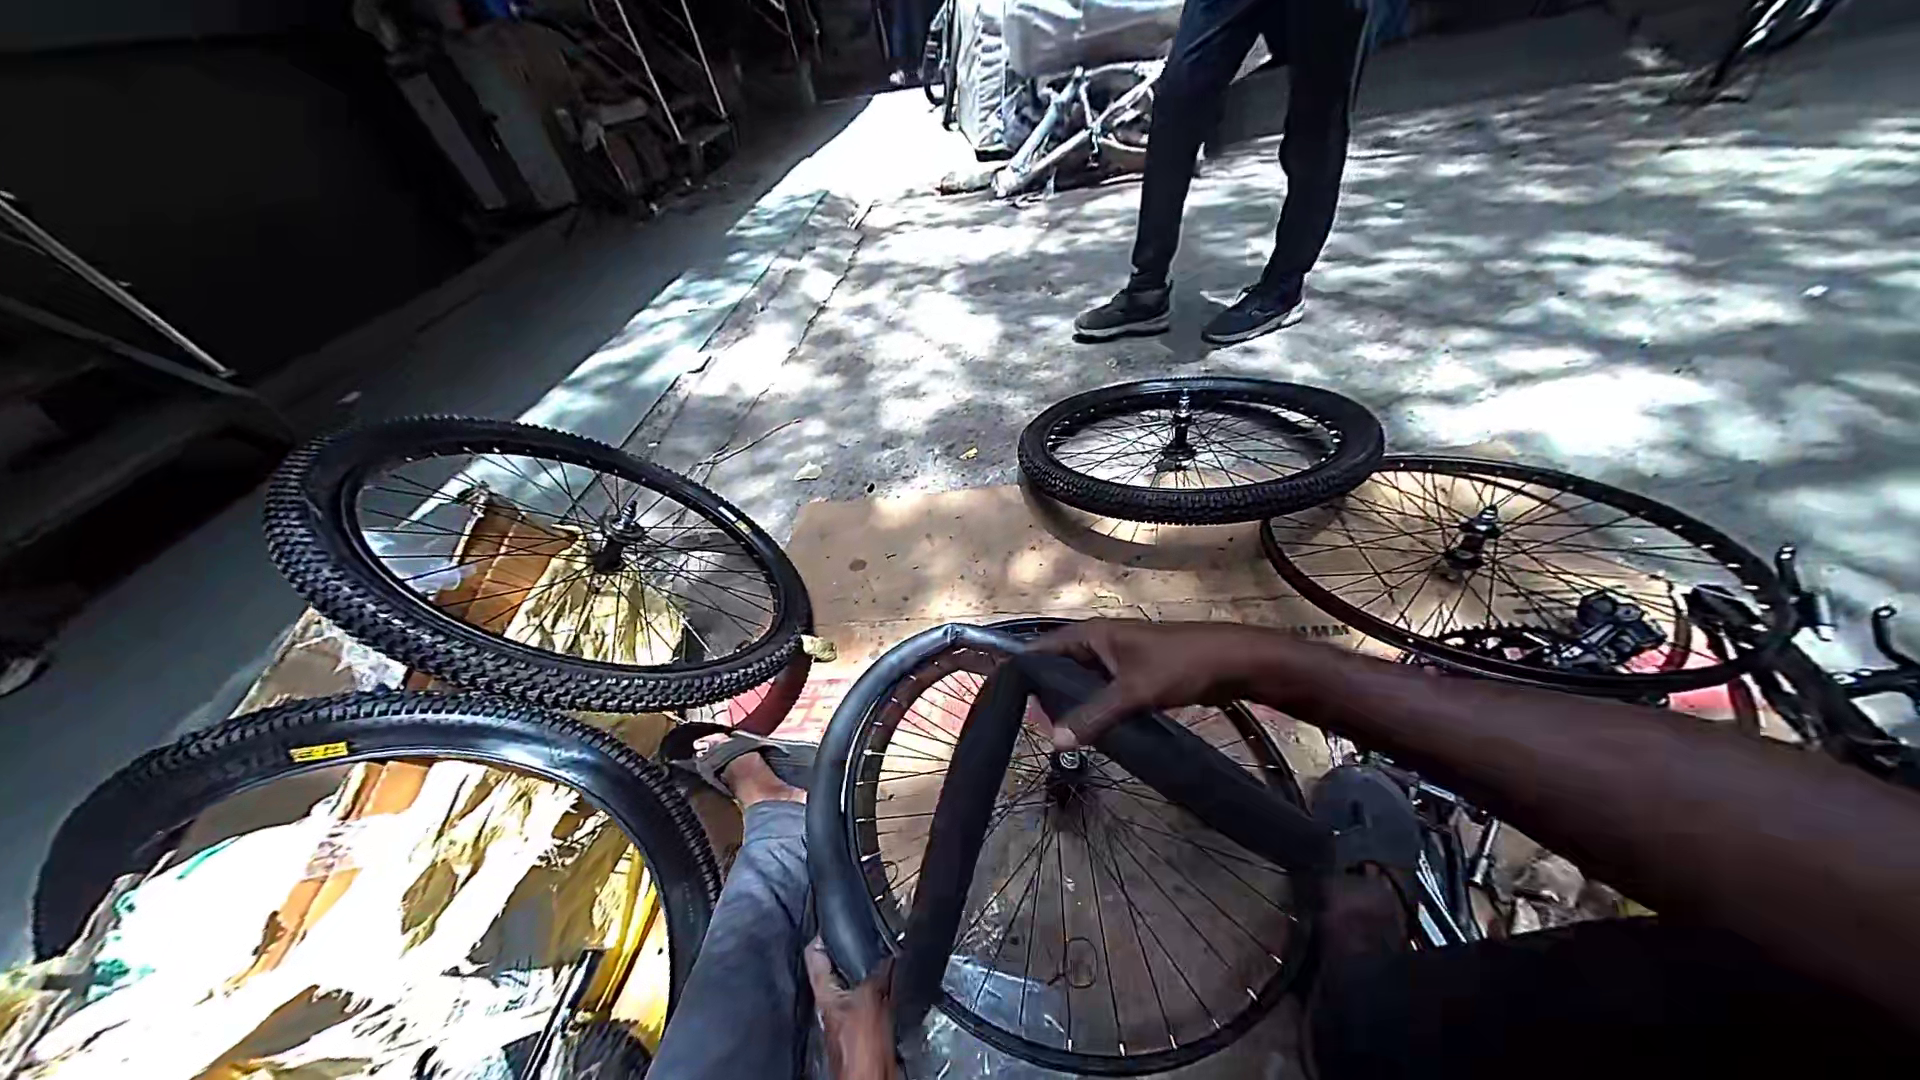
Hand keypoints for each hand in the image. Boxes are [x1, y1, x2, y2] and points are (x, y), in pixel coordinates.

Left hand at [804, 937, 898, 1079]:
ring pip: (857, 979)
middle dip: (854, 950)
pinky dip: (883, 987)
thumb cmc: (861, 1049)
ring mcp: (848, 1012)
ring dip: (870, 968)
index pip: (815, 954)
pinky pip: (873, 995)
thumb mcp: (869, 997)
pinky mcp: (864, 1023)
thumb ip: (874, 970)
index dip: (824, 934)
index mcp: (825, 993)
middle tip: (868, 933)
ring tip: (884, 953)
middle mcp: (833, 1000)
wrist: (872, 1079)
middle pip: (838, 965)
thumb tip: (886, 952)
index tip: (837, 920)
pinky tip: (893, 982)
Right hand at [1030, 619, 1301, 748]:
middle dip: (1044, 693)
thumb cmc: (1179, 664)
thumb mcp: (1133, 692)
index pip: (1041, 649)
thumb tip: (1054, 741)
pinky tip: (1086, 729)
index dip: (1022, 671)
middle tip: (1031, 725)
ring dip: (1069, 703)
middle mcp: (1097, 643)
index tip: (1004, 698)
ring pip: (1080, 682)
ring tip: (1053, 732)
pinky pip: (1099, 691)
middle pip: (1058, 667)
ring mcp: (1115, 659)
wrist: (1231, 662)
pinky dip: (1090, 707)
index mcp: (1090, 635)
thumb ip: (1094, 716)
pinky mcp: (1131, 675)